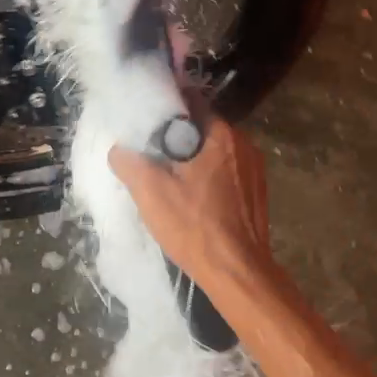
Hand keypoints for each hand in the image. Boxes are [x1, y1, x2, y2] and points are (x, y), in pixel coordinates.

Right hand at [108, 117, 272, 287]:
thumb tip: (118, 149)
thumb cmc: (195, 227)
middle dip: (179, 136)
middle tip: (154, 151)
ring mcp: (254, 168)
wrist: (239, 275)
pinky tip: (196, 196)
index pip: (190, 101)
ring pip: (216, 150)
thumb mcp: (151, 193)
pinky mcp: (258, 191)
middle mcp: (242, 142)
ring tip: (172, 176)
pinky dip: (211, 176)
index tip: (147, 119)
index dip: (166, 107)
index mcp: (220, 134)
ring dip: (196, 157)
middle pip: (203, 126)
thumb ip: (130, 162)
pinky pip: (228, 170)